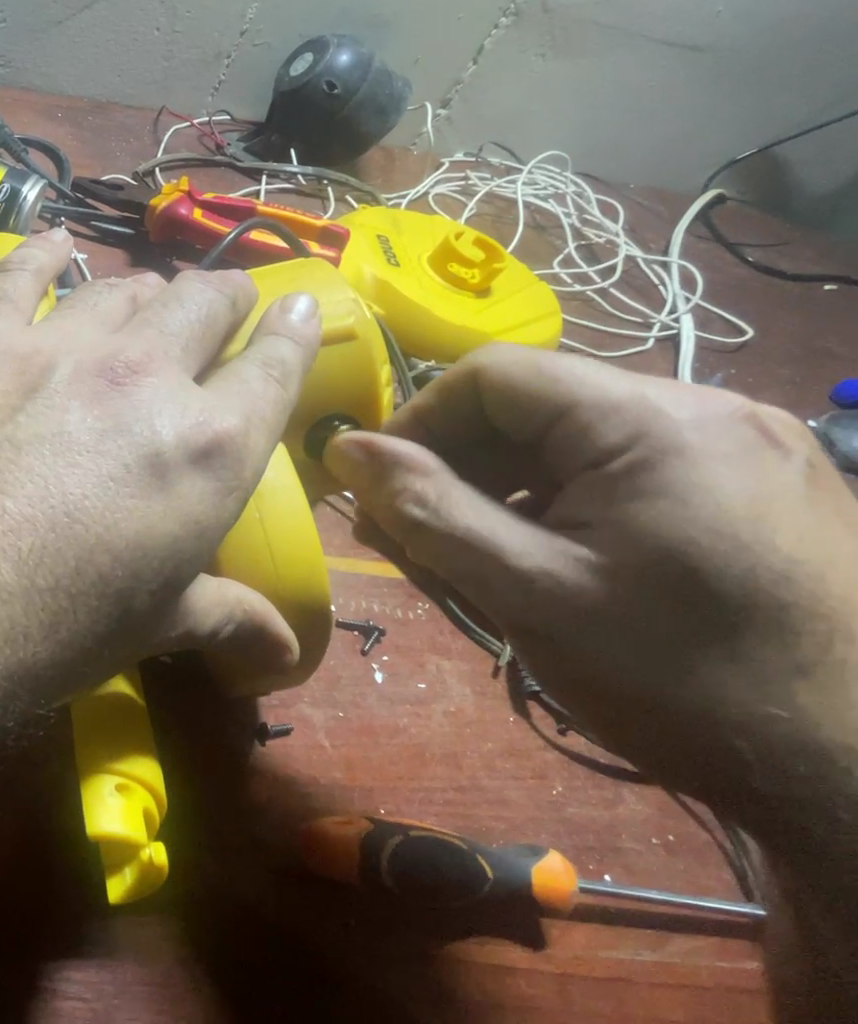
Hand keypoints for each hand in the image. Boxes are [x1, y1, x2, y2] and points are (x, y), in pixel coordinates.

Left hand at [0, 228, 321, 728]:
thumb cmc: (41, 632)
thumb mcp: (146, 629)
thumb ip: (223, 616)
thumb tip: (286, 652)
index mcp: (211, 445)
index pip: (278, 364)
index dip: (297, 334)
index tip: (301, 314)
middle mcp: (145, 374)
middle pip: (204, 301)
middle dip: (224, 303)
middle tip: (217, 316)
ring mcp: (56, 346)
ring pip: (122, 286)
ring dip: (143, 292)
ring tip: (141, 306)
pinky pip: (21, 271)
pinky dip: (43, 252)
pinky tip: (53, 243)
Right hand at [323, 345, 857, 822]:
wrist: (852, 774)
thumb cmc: (676, 680)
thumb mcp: (527, 592)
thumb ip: (427, 510)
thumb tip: (344, 448)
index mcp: (652, 423)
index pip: (493, 376)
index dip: (417, 423)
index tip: (381, 492)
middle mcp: (708, 410)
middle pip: (534, 406)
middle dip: (457, 466)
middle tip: (417, 540)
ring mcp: (745, 446)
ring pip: (574, 440)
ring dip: (504, 490)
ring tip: (477, 560)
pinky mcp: (760, 486)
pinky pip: (625, 470)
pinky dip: (563, 505)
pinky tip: (551, 562)